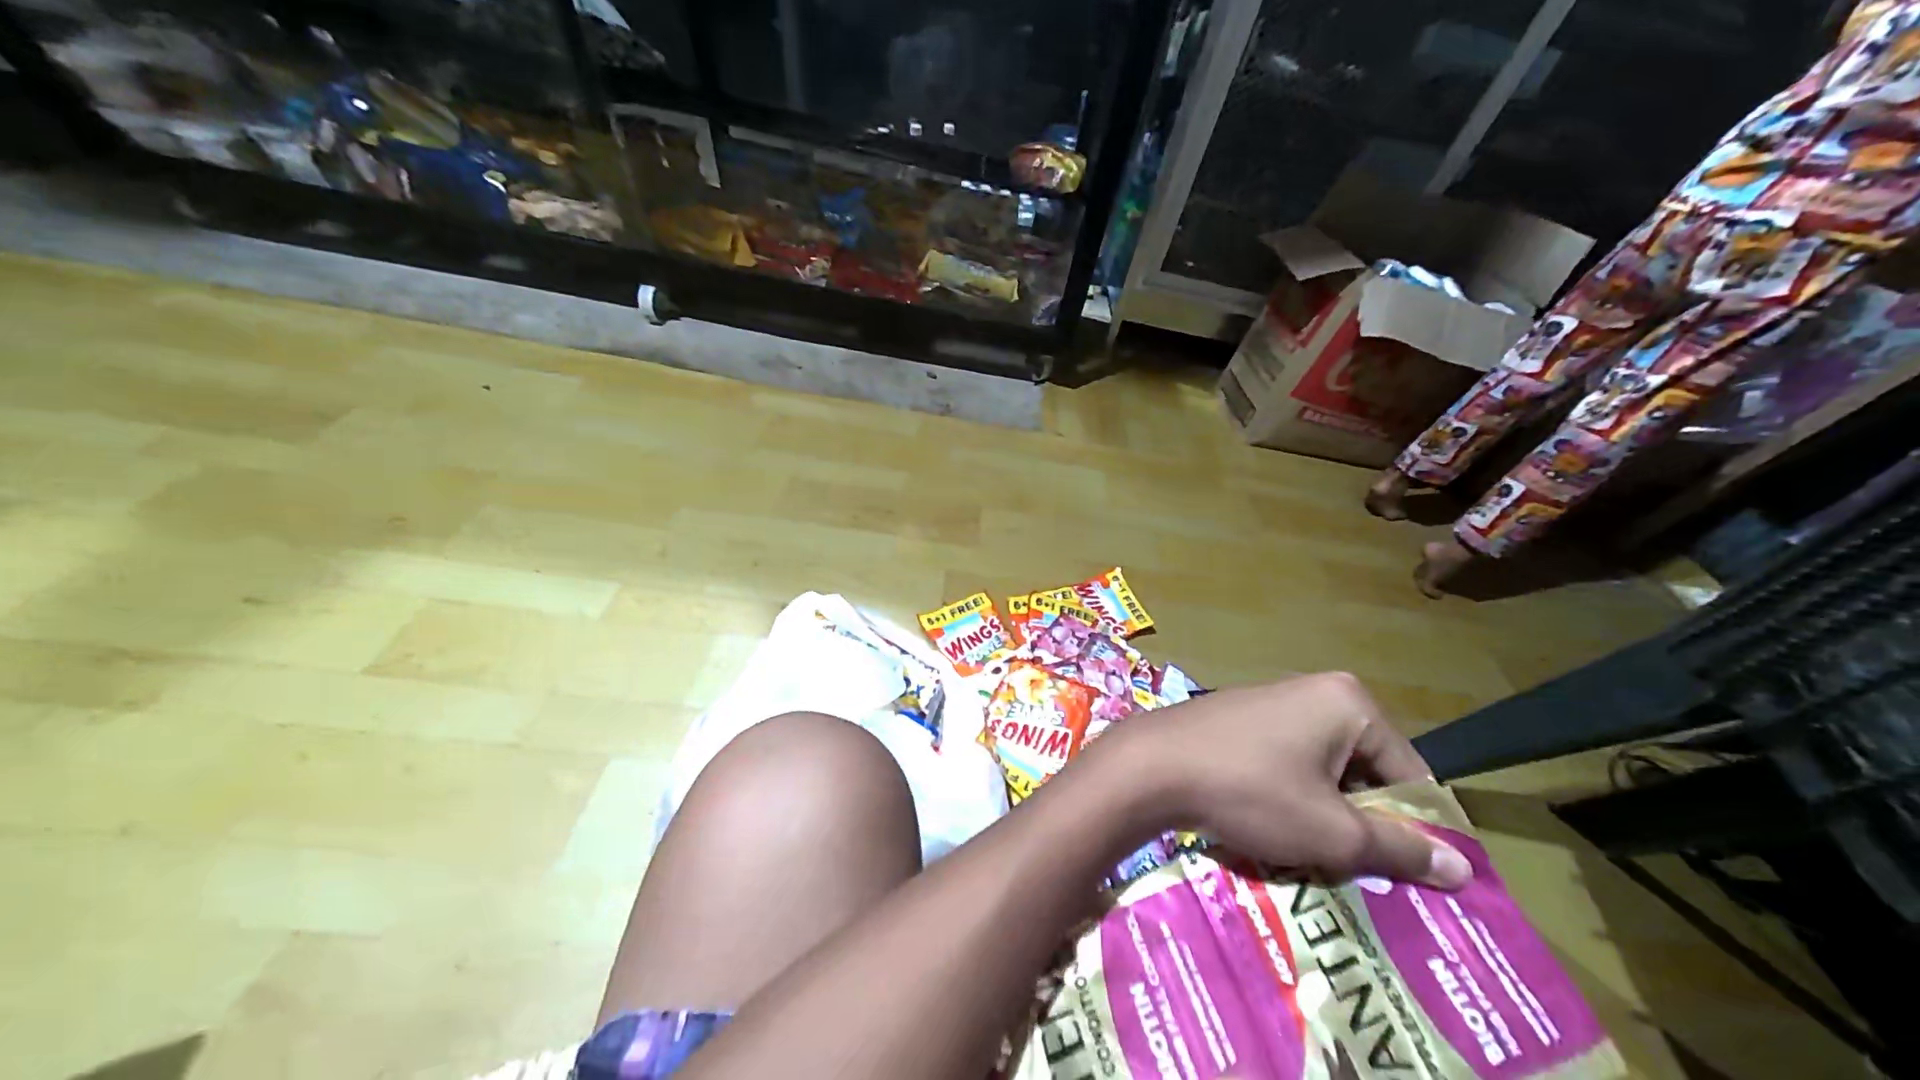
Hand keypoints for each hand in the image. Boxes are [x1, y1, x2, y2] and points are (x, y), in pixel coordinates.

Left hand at [1107, 673, 1471, 889]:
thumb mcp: (1332, 830)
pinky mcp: (1236, 718)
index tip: (1414, 877)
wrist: (1149, 767)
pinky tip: (1271, 830)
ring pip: (1320, 771)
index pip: (1410, 773)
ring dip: (1323, 814)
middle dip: (1362, 821)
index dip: (1416, 828)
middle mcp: (1312, 691)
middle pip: (1363, 770)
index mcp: (1349, 703)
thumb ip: (1399, 848)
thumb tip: (1462, 868)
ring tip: (1313, 857)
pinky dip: (1287, 797)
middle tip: (1360, 873)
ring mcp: (1269, 702)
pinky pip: (1283, 763)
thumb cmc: (1250, 791)